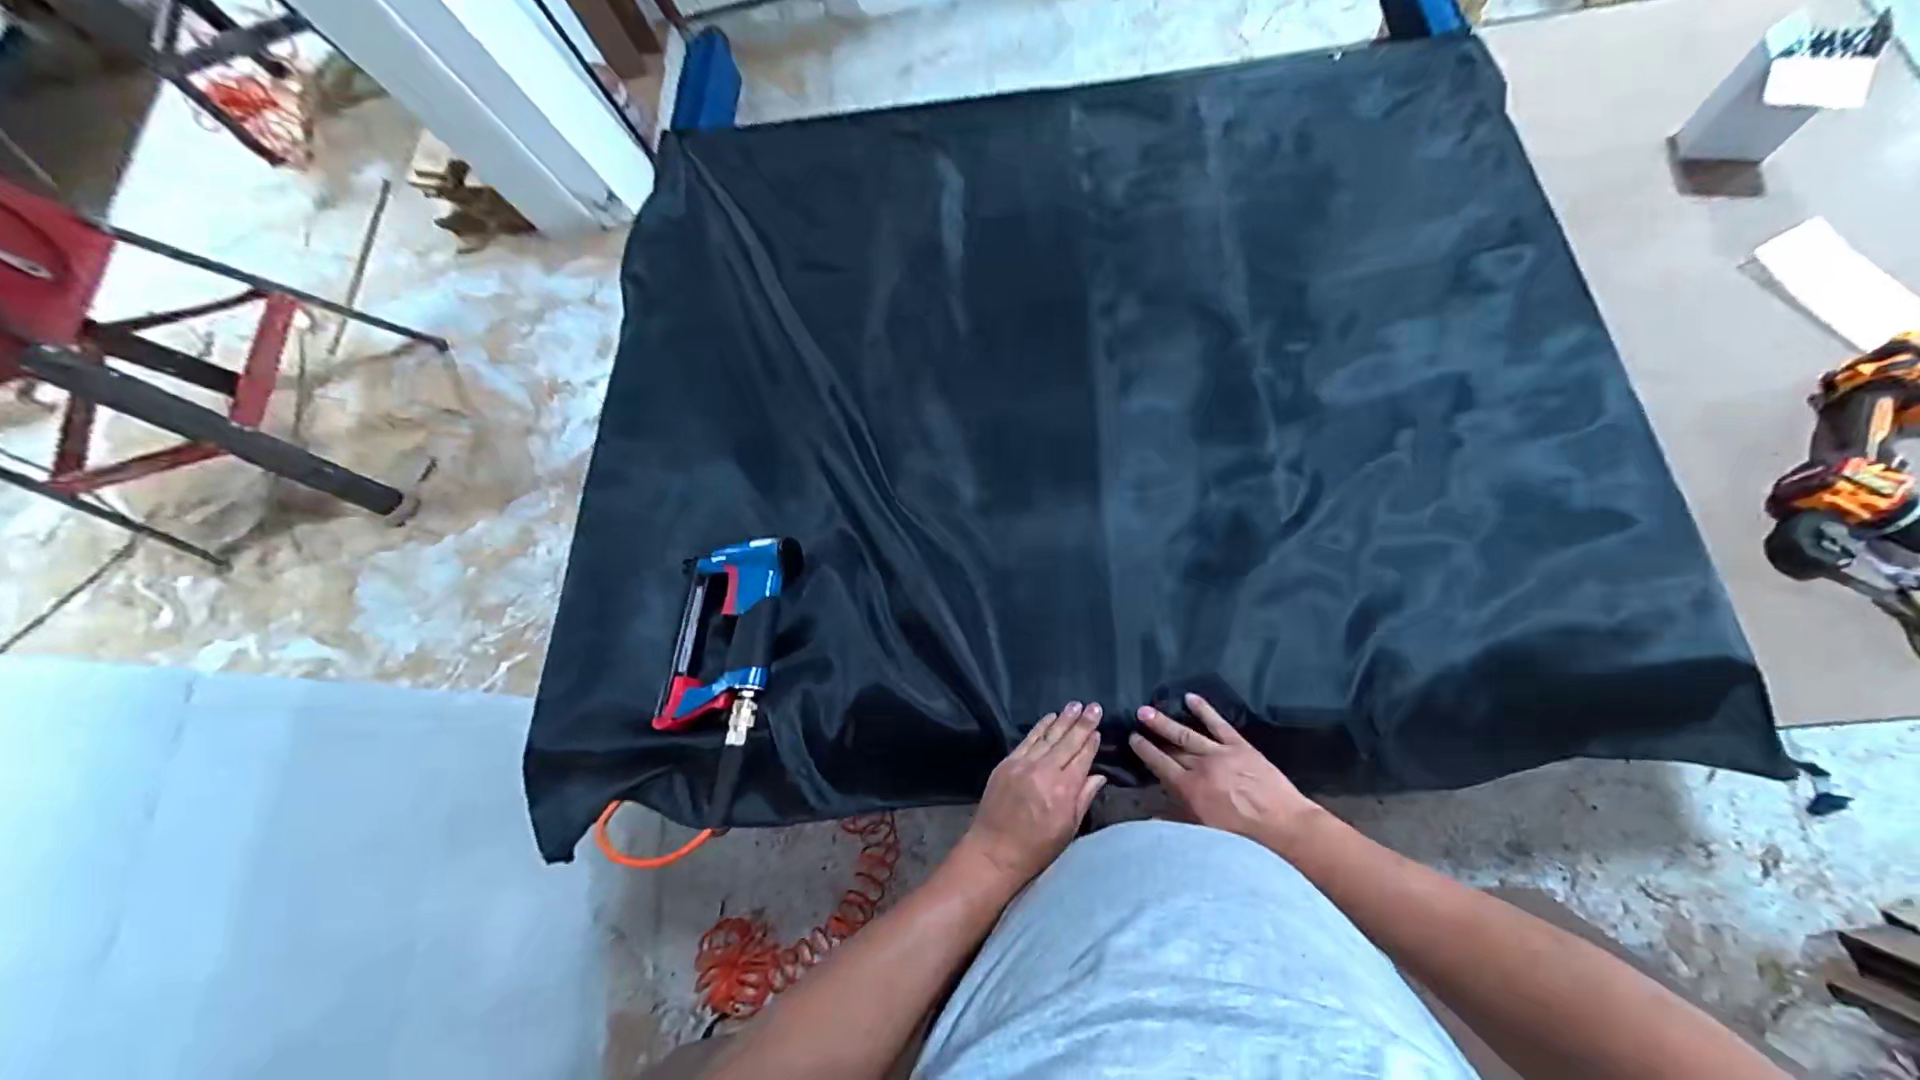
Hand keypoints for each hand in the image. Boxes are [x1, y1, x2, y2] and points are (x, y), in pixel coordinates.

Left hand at [956, 702, 1106, 885]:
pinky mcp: (1007, 763)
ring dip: (1063, 719)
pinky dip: (1040, 727)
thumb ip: (1084, 798)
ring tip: (1076, 705)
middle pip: (1068, 741)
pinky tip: (1050, 717)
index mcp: (1064, 790)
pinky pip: (1027, 740)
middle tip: (1094, 706)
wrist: (994, 850)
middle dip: (1083, 723)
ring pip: (1048, 736)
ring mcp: (1024, 764)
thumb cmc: (1037, 847)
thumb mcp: (1068, 829)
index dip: (1091, 741)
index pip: (1082, 757)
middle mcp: (1045, 771)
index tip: (1099, 728)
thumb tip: (1098, 776)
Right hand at [1129, 693, 1324, 851]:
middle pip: (1172, 747)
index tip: (1133, 738)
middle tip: (1138, 716)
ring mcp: (1221, 754)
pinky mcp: (1241, 747)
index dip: (1145, 750)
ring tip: (1150, 708)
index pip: (1160, 764)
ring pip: (1188, 733)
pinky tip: (1190, 698)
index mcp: (1189, 789)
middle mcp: (1201, 767)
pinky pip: (1219, 725)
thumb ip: (1176, 821)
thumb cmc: (1243, 837)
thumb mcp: (1204, 833)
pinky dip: (1204, 710)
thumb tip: (1150, 816)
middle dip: (1152, 731)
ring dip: (1167, 720)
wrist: (1285, 828)